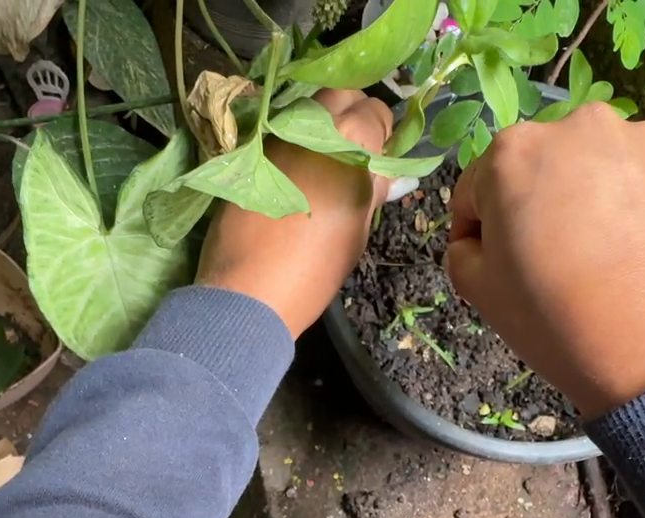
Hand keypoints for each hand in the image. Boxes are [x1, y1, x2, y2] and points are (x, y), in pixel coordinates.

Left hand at [197, 88, 392, 335]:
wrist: (248, 295)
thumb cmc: (314, 271)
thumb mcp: (356, 233)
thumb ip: (374, 193)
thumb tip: (396, 176)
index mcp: (350, 142)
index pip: (376, 114)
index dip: (383, 137)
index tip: (381, 163)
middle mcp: (311, 126)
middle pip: (340, 96)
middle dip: (352, 116)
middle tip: (355, 155)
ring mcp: (276, 137)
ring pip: (306, 110)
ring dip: (320, 128)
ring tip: (324, 168)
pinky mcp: (249, 155)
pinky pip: (280, 135)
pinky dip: (294, 146)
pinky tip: (296, 178)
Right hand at [444, 103, 644, 418]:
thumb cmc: (553, 318)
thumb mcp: (479, 293)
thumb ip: (463, 254)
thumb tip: (481, 242)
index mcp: (513, 154)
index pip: (473, 191)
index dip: (475, 234)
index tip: (490, 269)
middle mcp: (579, 127)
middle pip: (537, 170)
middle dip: (532, 209)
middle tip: (544, 265)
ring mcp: (644, 141)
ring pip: (593, 170)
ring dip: (584, 204)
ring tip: (596, 262)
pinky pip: (642, 183)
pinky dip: (632, 211)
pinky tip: (634, 257)